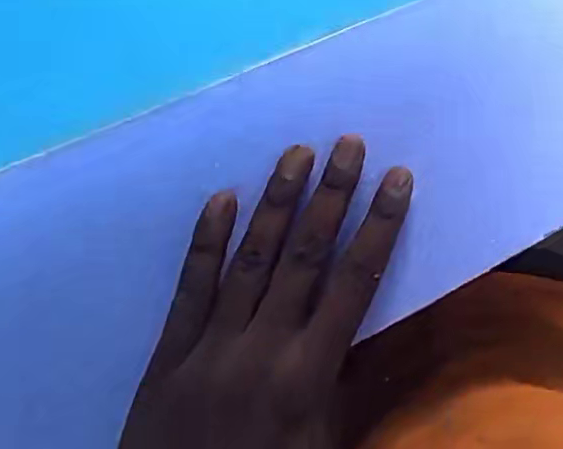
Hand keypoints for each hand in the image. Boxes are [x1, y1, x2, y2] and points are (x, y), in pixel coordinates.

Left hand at [121, 137, 411, 448]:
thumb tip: (398, 324)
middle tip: (349, 144)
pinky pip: (188, 291)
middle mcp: (262, 351)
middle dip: (332, 195)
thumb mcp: (326, 443)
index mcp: (307, 374)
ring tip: (297, 153)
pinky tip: (221, 198)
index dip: (379, 225)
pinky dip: (205, 243)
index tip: (398, 178)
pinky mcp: (164, 360)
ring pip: (251, 261)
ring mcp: (208, 351)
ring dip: (277, 203)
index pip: (354, 281)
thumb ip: (357, 381)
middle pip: (304, 257)